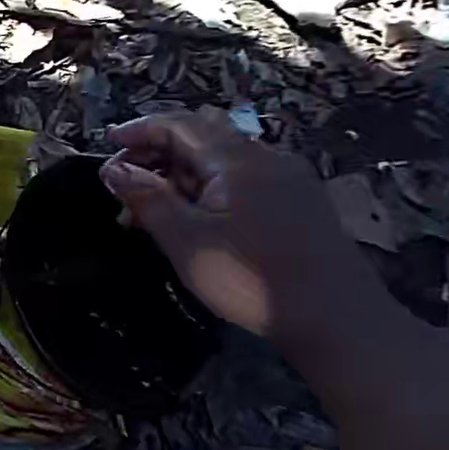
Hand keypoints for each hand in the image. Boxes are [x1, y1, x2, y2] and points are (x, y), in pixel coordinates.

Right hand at [102, 109, 390, 346]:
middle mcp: (267, 159)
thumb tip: (114, 169)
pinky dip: (203, 188)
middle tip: (122, 183)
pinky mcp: (297, 204)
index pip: (180, 125)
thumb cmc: (251, 279)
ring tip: (148, 210)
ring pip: (218, 161)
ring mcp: (287, 181)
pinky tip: (189, 218)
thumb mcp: (185, 240)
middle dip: (155, 154)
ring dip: (177, 175)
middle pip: (200, 138)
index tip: (107, 143)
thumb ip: (147, 198)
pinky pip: (239, 180)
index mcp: (239, 161)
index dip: (139, 130)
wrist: (341, 324)